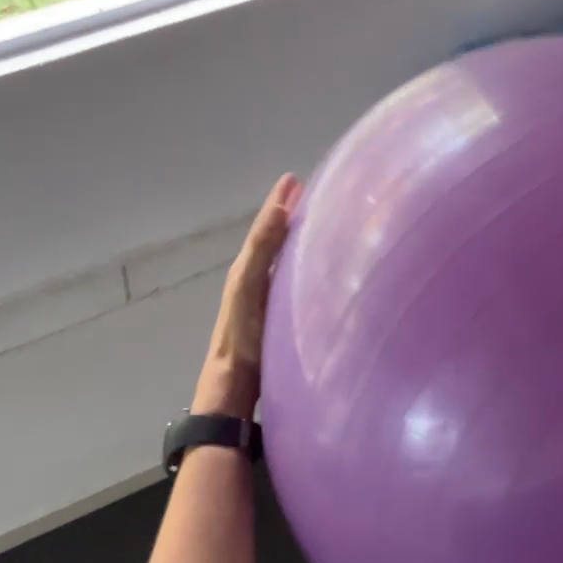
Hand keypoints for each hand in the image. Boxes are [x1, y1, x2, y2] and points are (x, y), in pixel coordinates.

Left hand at [191, 174, 304, 419]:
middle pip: (277, 239)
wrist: (236, 384)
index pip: (268, 226)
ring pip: (288, 259)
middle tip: (313, 194)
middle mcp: (259, 279)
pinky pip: (298, 280)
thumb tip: (281, 209)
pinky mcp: (285, 317)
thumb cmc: (242, 334)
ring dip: (302, 238)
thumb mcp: (248, 285)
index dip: (279, 203)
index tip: (295, 178)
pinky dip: (308, 264)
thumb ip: (262, 248)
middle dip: (292, 215)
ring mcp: (271, 299)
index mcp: (249, 268)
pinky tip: (325, 268)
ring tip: (322, 222)